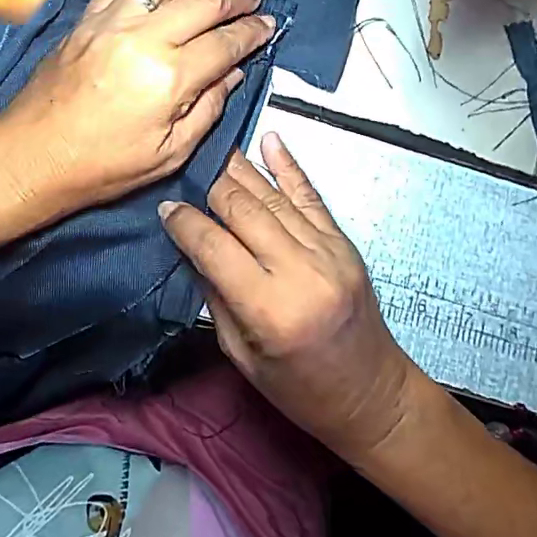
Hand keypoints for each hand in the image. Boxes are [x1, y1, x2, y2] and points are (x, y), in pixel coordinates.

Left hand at [0, 0, 274, 214]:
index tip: (268, 26)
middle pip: (202, 0)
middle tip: (251, 1)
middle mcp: (142, 39)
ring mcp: (109, 24)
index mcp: (168, 78)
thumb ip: (208, 110)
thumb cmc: (101, 166)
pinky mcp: (86, 21)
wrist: (34, 154)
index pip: (225, 42)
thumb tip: (232, 74)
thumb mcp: (169, 154)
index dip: (253, 32)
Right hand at [159, 132, 421, 462]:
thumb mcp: (239, 353)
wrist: (372, 396)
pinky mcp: (343, 244)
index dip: (183, 222)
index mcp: (270, 308)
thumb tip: (190, 245)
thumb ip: (214, 293)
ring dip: (238, 170)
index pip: (213, 245)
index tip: (164, 208)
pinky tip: (270, 140)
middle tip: (183, 172)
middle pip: (242, 209)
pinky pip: (311, 196)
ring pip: (272, 196)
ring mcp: (328, 252)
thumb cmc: (300, 389)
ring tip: (211, 149)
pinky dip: (289, 166)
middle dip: (207, 187)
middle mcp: (300, 271)